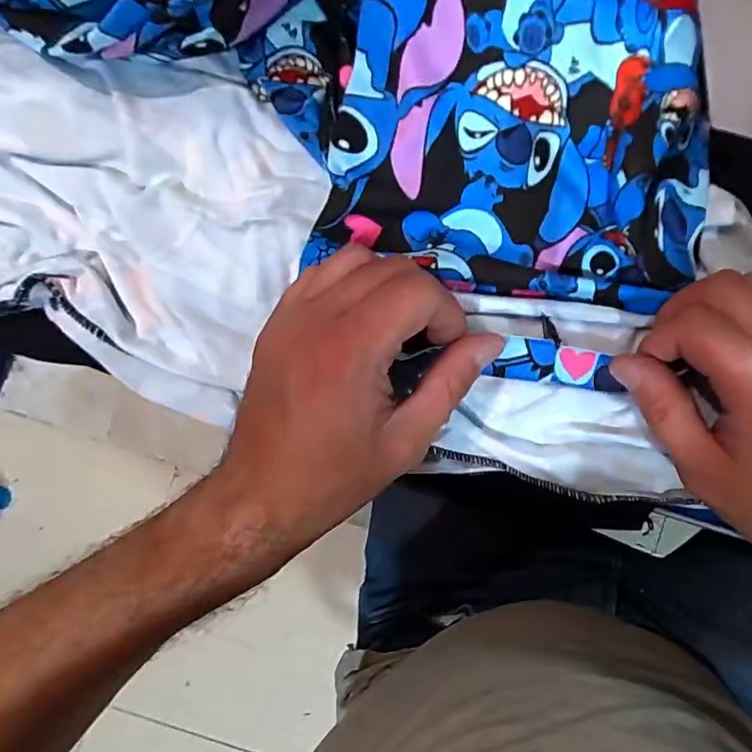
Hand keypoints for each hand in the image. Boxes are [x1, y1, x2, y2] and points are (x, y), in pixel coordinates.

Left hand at [207, 246, 502, 563]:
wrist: (262, 493)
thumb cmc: (336, 475)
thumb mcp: (407, 440)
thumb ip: (451, 382)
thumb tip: (489, 341)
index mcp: (352, 348)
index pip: (418, 290)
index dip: (449, 314)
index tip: (450, 350)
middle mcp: (319, 317)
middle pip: (393, 268)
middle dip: (427, 297)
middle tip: (431, 342)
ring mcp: (293, 313)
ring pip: (357, 258)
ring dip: (391, 282)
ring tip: (398, 325)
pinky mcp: (278, 319)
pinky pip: (322, 272)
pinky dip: (353, 280)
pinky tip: (362, 318)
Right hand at [610, 271, 751, 603]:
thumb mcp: (701, 468)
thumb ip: (661, 408)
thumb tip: (625, 363)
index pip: (698, 324)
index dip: (657, 338)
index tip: (645, 370)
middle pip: (725, 288)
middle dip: (679, 310)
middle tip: (663, 351)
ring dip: (711, 301)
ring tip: (691, 342)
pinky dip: (740, 307)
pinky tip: (724, 344)